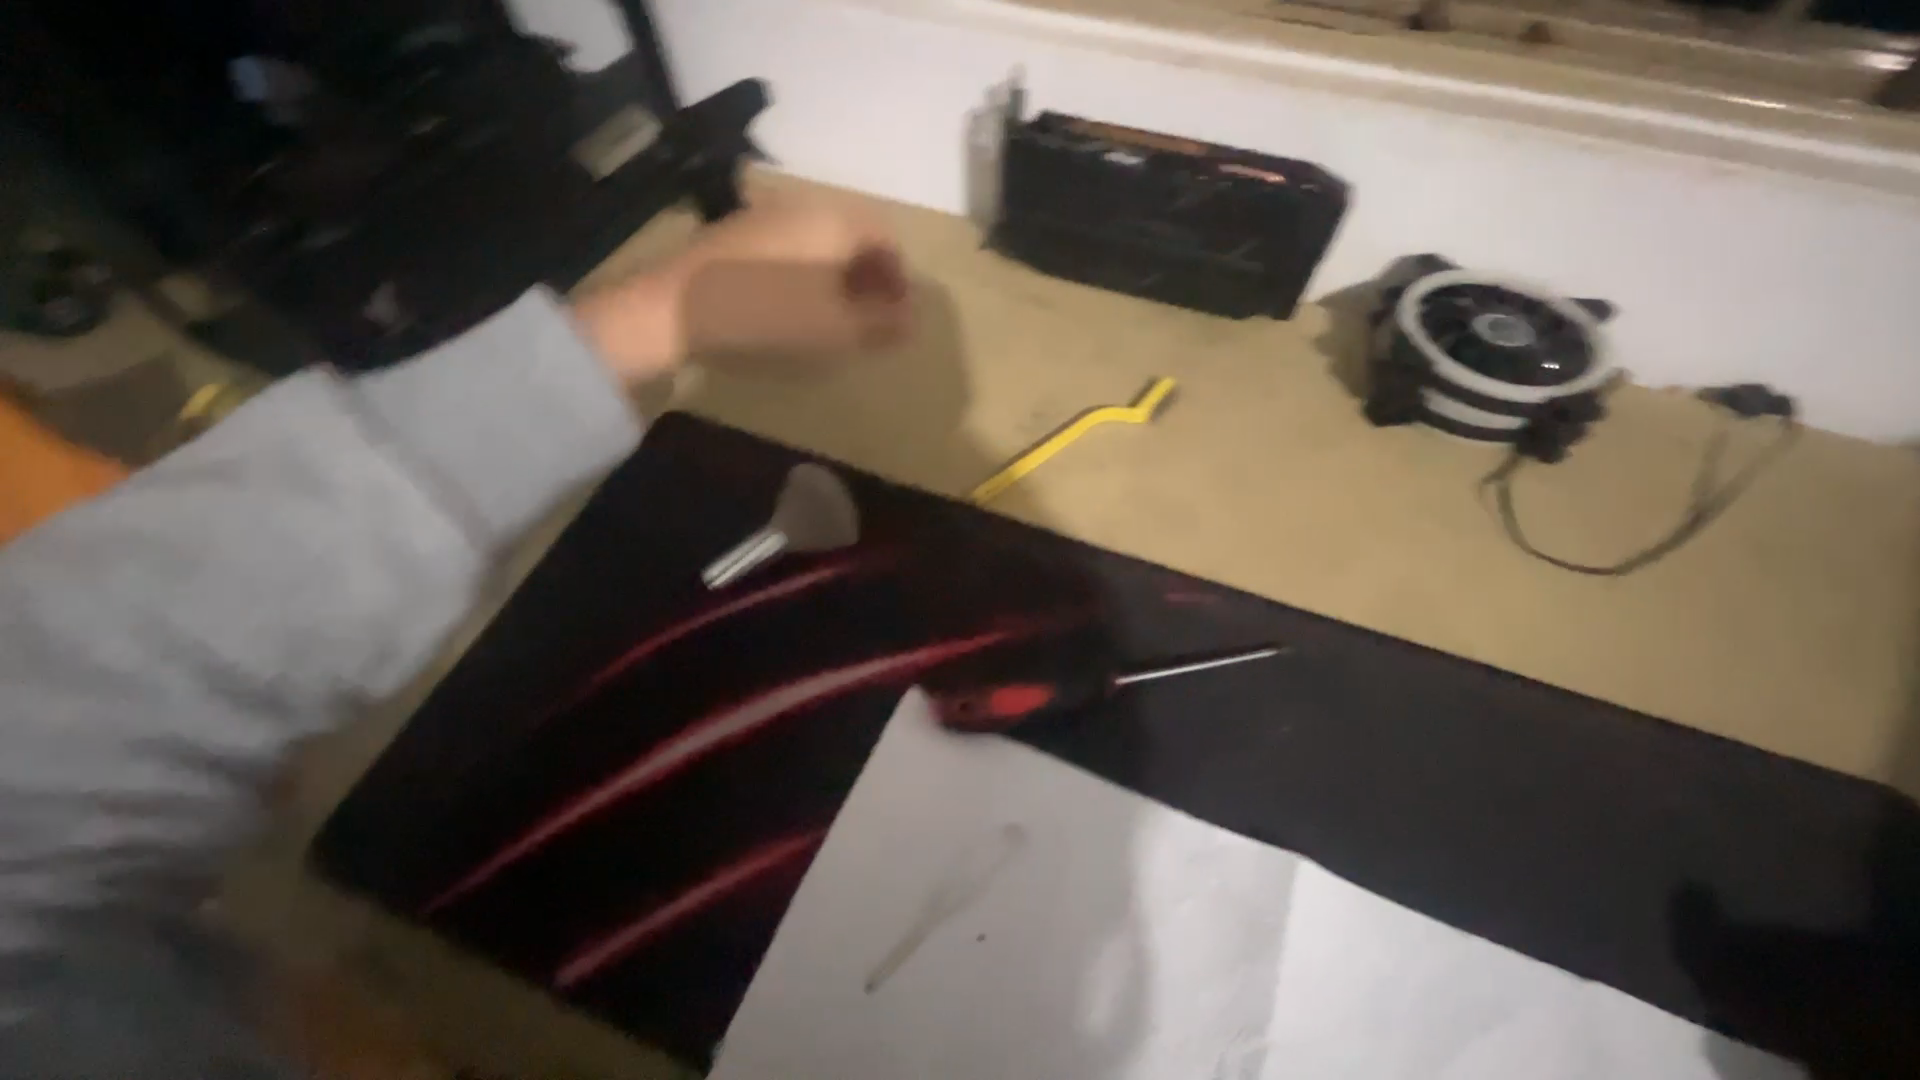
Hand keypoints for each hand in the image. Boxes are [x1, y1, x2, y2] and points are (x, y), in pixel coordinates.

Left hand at [573, 198, 911, 382]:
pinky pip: (790, 246)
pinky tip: (795, 304)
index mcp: (836, 222)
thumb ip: (881, 324)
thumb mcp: (836, 329)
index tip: (899, 314)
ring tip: (835, 315)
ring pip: (820, 241)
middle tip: (872, 317)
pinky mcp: (737, 232)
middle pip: (854, 236)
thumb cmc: (770, 315)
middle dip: (870, 276)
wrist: (675, 307)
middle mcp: (806, 207)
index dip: (900, 279)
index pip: (887, 239)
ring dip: (838, 274)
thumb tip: (912, 321)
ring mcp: (767, 215)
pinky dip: (807, 271)